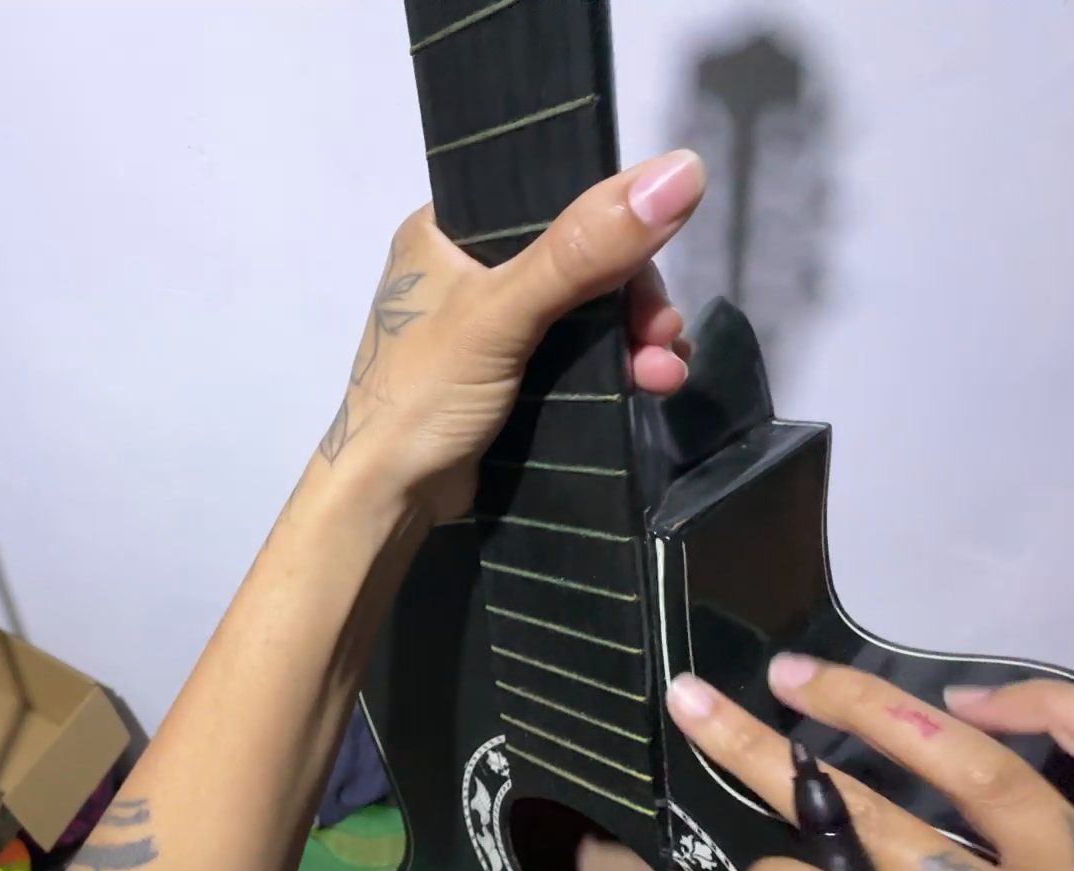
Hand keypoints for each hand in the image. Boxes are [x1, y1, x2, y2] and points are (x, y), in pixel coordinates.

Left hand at [318, 150, 705, 521]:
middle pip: (577, 259)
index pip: (546, 198)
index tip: (654, 254)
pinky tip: (654, 383)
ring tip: (666, 375)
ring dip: (634, 338)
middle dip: (631, 298)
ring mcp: (489, 328)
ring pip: (583, 311)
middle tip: (663, 335)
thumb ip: (580, 252)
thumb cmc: (424, 397)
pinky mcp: (508, 375)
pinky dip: (615, 365)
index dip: (608, 220)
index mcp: (446, 233)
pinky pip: (575, 354)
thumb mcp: (499, 316)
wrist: (390, 496)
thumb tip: (683, 170)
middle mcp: (468, 272)